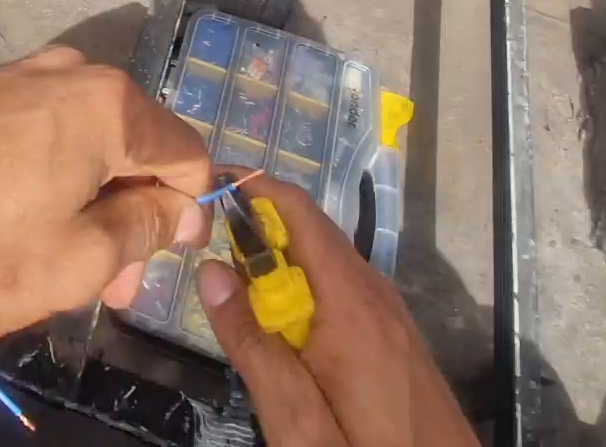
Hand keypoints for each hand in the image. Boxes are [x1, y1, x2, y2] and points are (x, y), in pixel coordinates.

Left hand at [0, 45, 213, 341]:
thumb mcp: (73, 261)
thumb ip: (143, 230)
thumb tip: (181, 207)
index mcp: (107, 104)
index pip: (186, 153)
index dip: (185, 212)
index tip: (151, 262)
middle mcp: (68, 72)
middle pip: (132, 143)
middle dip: (131, 212)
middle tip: (103, 283)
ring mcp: (15, 74)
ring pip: (83, 138)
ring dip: (87, 198)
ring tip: (52, 260)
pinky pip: (37, 129)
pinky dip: (45, 174)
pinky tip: (9, 220)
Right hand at [196, 174, 477, 446]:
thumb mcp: (298, 423)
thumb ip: (253, 344)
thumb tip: (210, 270)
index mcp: (351, 301)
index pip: (300, 212)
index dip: (255, 187)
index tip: (210, 183)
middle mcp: (376, 294)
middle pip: (312, 231)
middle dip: (259, 223)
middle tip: (208, 238)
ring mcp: (391, 317)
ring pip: (327, 261)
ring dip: (280, 258)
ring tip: (236, 281)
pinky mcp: (396, 341)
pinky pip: (342, 289)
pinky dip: (304, 285)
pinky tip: (282, 323)